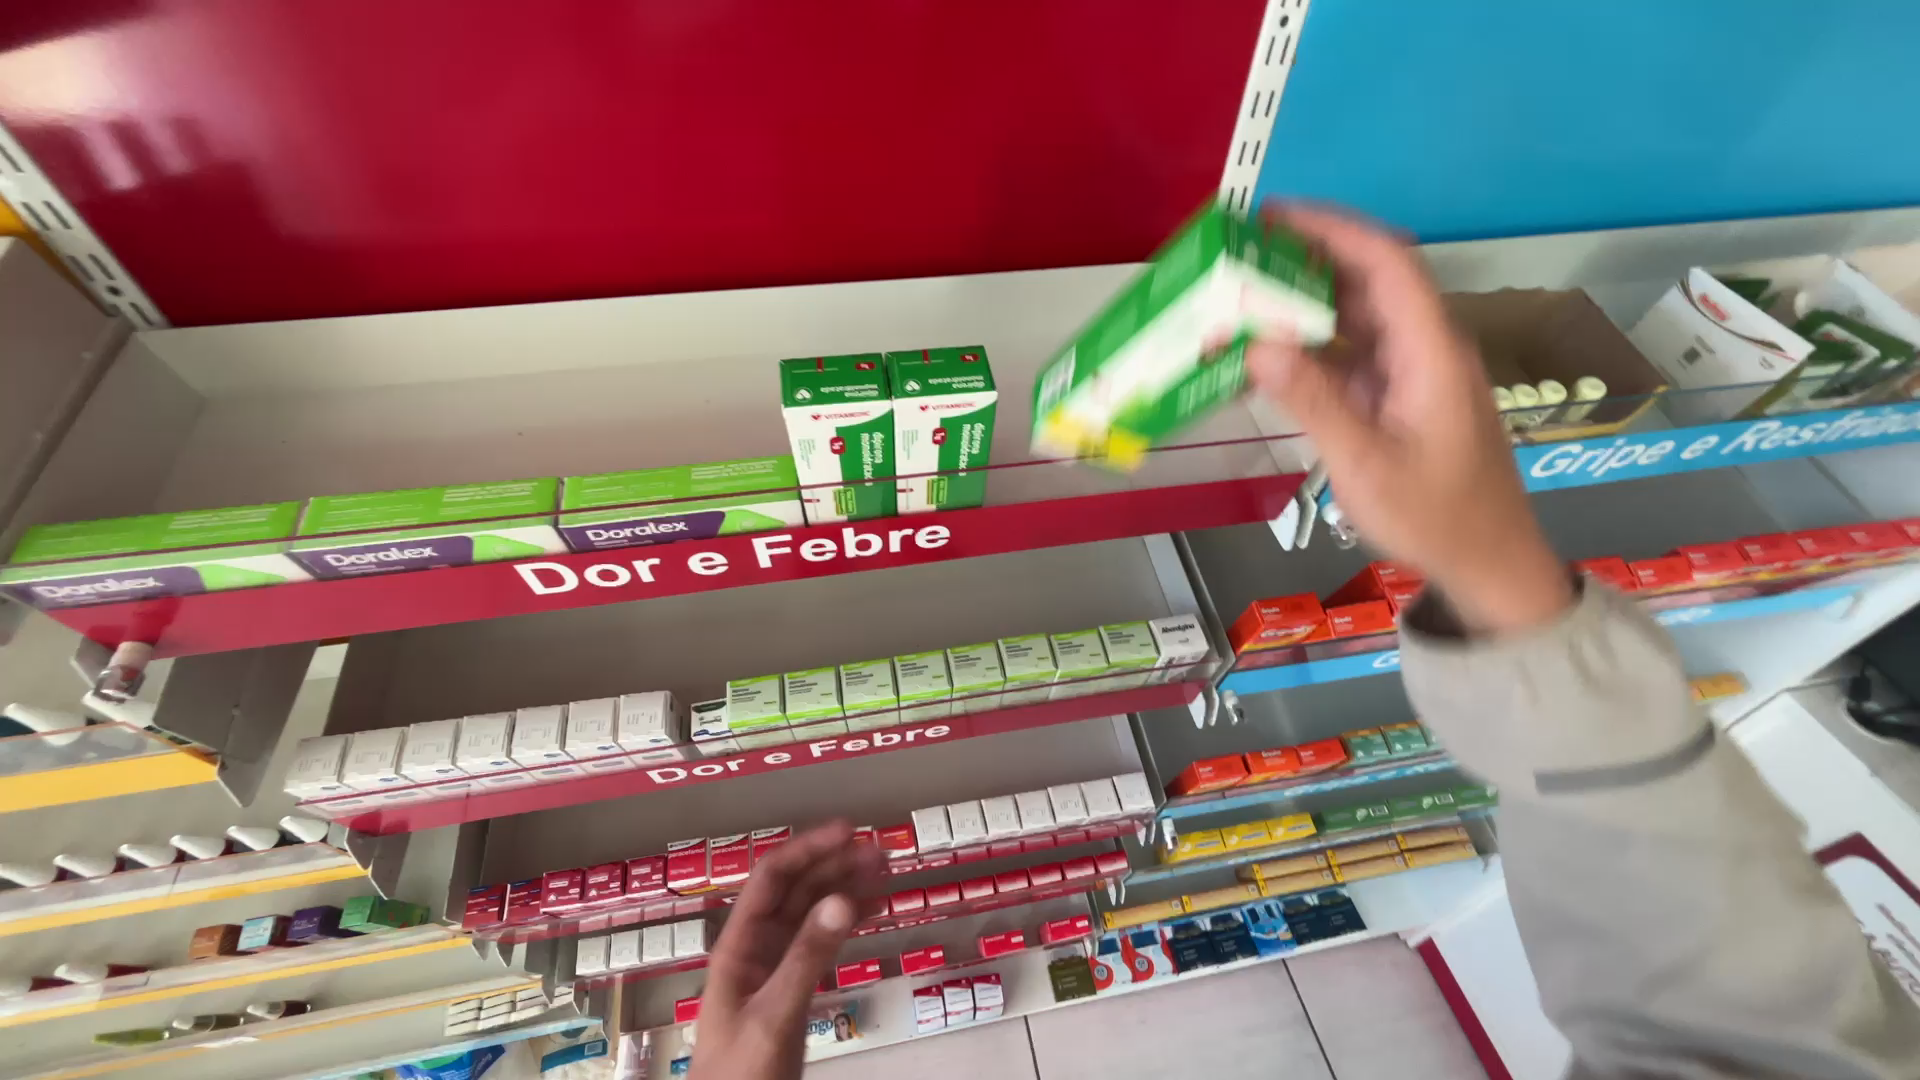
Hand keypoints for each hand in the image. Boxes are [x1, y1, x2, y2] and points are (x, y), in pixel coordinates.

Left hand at [689, 822, 884, 1079]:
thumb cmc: (741, 1072)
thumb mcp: (775, 1014)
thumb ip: (807, 957)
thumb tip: (844, 897)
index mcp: (739, 942)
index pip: (773, 877)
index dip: (809, 848)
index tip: (848, 831)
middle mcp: (757, 945)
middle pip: (797, 889)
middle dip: (836, 864)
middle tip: (880, 852)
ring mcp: (774, 966)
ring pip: (812, 912)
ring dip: (845, 888)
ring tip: (885, 873)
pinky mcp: (792, 988)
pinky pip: (821, 942)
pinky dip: (847, 923)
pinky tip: (873, 912)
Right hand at [1247, 203, 1573, 632]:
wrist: (1484, 559)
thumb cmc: (1433, 514)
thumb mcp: (1366, 463)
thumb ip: (1314, 403)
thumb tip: (1258, 346)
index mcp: (1429, 350)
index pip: (1385, 263)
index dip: (1331, 230)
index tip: (1273, 218)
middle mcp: (1421, 347)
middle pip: (1367, 279)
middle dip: (1307, 257)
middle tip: (1242, 254)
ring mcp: (1408, 371)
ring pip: (1354, 315)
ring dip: (1302, 300)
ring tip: (1243, 294)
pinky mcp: (1394, 395)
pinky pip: (1347, 353)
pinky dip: (1307, 345)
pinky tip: (1267, 352)